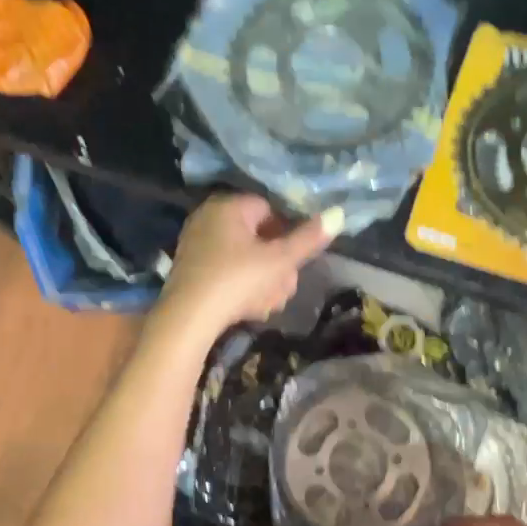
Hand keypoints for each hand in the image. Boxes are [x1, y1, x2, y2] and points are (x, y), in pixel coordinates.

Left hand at [156, 195, 340, 336]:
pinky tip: (249, 309)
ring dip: (263, 280)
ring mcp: (197, 244)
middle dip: (277, 264)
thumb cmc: (237, 281)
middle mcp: (209, 218)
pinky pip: (225, 271)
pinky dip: (241, 287)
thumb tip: (338, 214)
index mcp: (228, 206)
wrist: (188, 319)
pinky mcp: (191, 270)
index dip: (288, 232)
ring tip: (269, 303)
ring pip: (244, 258)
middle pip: (258, 236)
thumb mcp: (279, 261)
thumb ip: (308, 239)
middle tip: (286, 286)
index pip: (269, 208)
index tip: (297, 257)